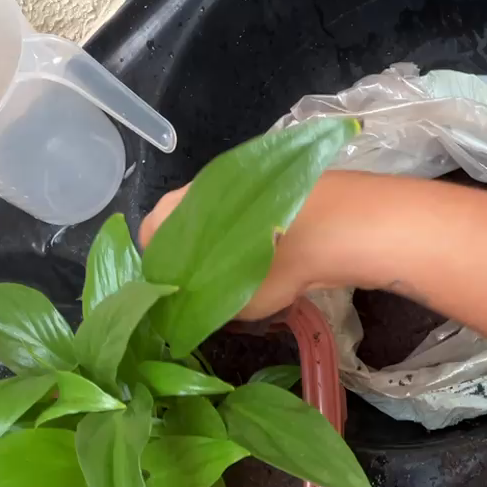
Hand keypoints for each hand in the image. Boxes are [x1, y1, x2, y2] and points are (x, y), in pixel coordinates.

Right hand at [138, 172, 377, 319]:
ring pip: (220, 219)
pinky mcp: (272, 180)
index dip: (162, 272)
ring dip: (227, 245)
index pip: (150, 238)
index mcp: (176, 209)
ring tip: (246, 276)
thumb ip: (204, 304)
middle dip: (196, 257)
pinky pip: (252, 213)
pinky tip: (274, 256)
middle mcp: (200, 184)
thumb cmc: (272, 266)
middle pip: (186, 226)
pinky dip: (255, 233)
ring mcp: (238, 177)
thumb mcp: (230, 302)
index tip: (179, 296)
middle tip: (212, 290)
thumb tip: (195, 309)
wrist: (336, 226)